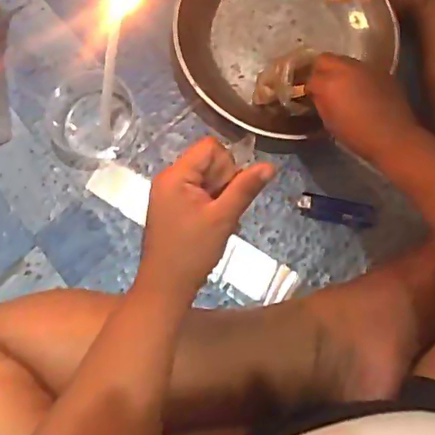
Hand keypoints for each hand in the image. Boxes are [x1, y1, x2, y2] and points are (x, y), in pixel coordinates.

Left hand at [136, 137, 275, 304]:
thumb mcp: (223, 218)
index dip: (227, 165)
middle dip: (224, 183)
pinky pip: (197, 192)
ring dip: (219, 196)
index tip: (229, 192)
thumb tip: (269, 165)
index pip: (210, 147)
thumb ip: (245, 188)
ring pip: (205, 178)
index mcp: (176, 174)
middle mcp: (168, 177)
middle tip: (223, 212)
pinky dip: (210, 205)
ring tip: (217, 222)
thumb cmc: (192, 252)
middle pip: (208, 161)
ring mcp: (168, 192)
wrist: (165, 287)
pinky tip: (211, 226)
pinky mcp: (171, 206)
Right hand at [308, 53, 425, 163]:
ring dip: (340, 71)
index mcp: (328, 83)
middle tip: (323, 85)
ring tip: (344, 86)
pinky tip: (362, 90)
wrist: (394, 138)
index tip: (311, 96)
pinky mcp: (381, 71)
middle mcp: (345, 69)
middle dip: (320, 70)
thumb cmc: (357, 135)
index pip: (310, 78)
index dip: (309, 88)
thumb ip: (320, 101)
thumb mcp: (329, 121)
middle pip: (324, 59)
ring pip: (344, 61)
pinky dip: (358, 76)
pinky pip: (363, 69)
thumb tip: (317, 94)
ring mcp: (365, 68)